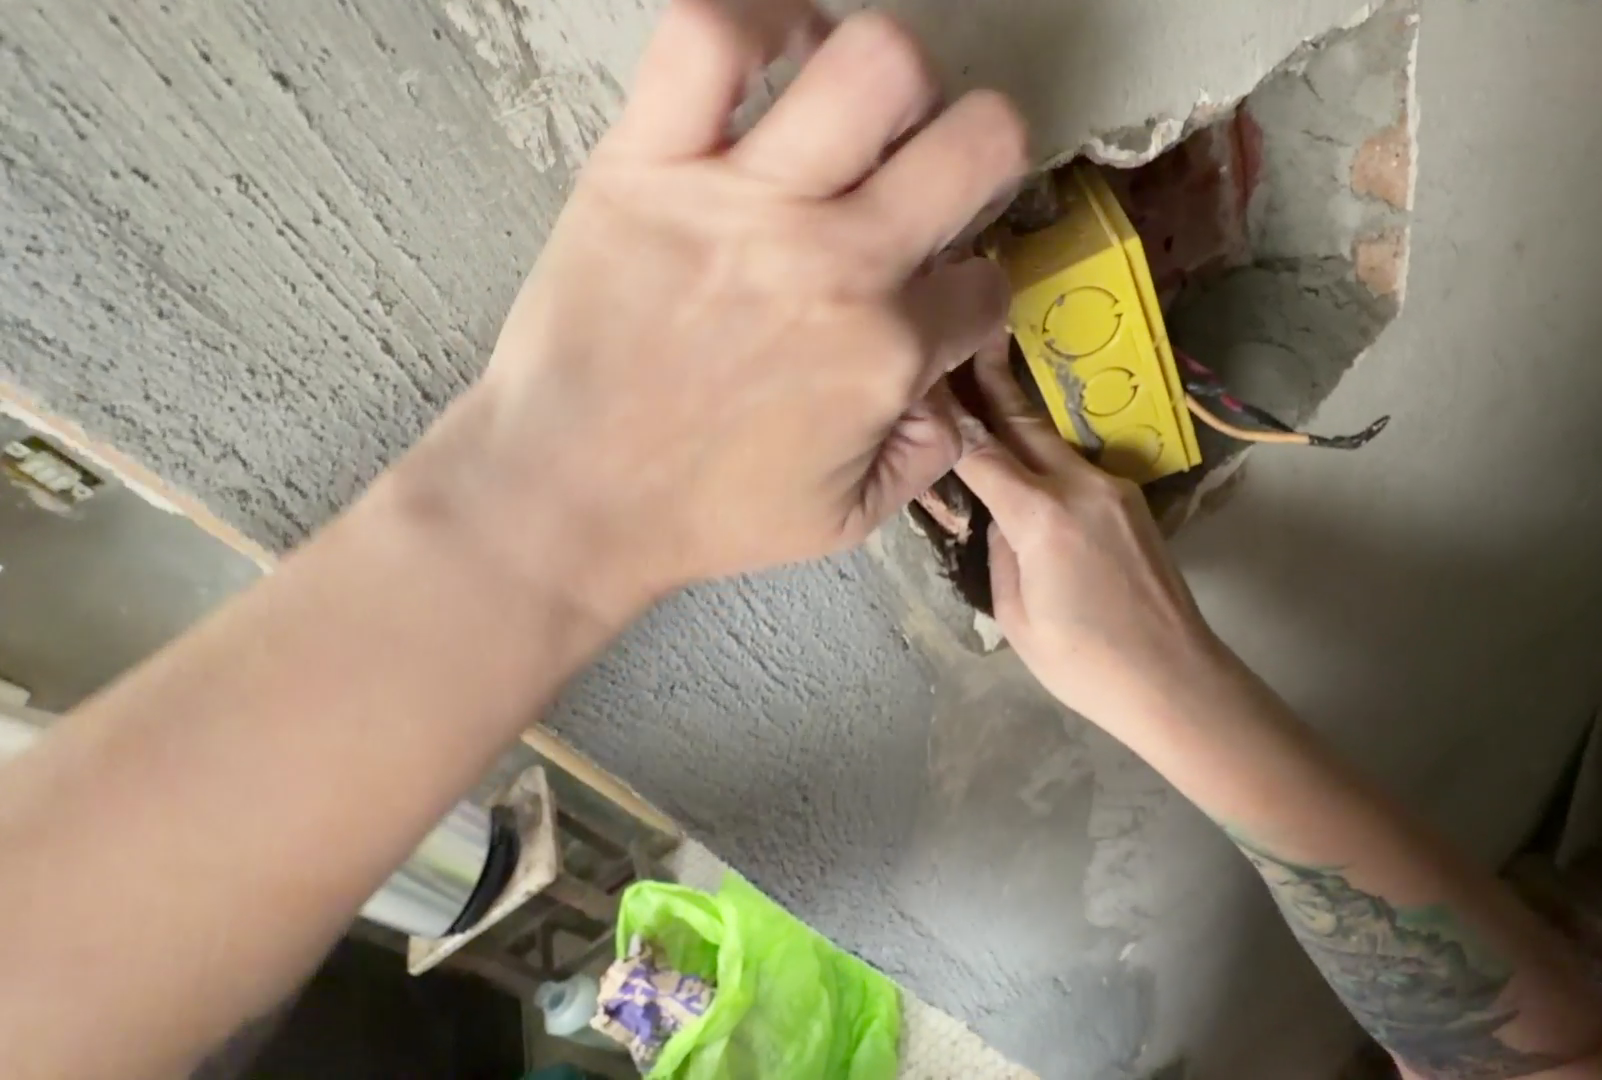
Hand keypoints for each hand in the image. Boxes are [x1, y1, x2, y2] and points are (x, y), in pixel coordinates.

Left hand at [404, 0, 1027, 628]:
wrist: (570, 496)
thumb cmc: (711, 516)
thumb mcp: (851, 518)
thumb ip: (929, 456)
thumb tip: (953, 398)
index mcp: (887, 352)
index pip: (988, 286)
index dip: (978, 298)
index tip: (946, 307)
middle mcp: (838, 263)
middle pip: (981, 142)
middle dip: (991, 155)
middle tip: (945, 182)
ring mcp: (745, 203)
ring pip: (875, 65)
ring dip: (901, 81)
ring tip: (871, 116)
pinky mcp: (650, 163)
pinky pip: (711, 36)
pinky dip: (759, 20)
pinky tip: (782, 49)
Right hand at [951, 338, 1231, 728]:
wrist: (1174, 677)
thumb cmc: (1084, 663)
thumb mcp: (1014, 615)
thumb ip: (1001, 550)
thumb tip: (1001, 516)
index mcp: (1042, 517)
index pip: (981, 452)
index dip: (949, 419)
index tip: (924, 389)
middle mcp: (1080, 485)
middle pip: (1023, 421)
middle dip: (989, 384)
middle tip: (960, 350)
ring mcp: (1114, 488)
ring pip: (1052, 441)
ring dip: (1017, 421)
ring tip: (985, 397)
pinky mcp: (1133, 500)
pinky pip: (1076, 468)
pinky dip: (1046, 458)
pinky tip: (1030, 464)